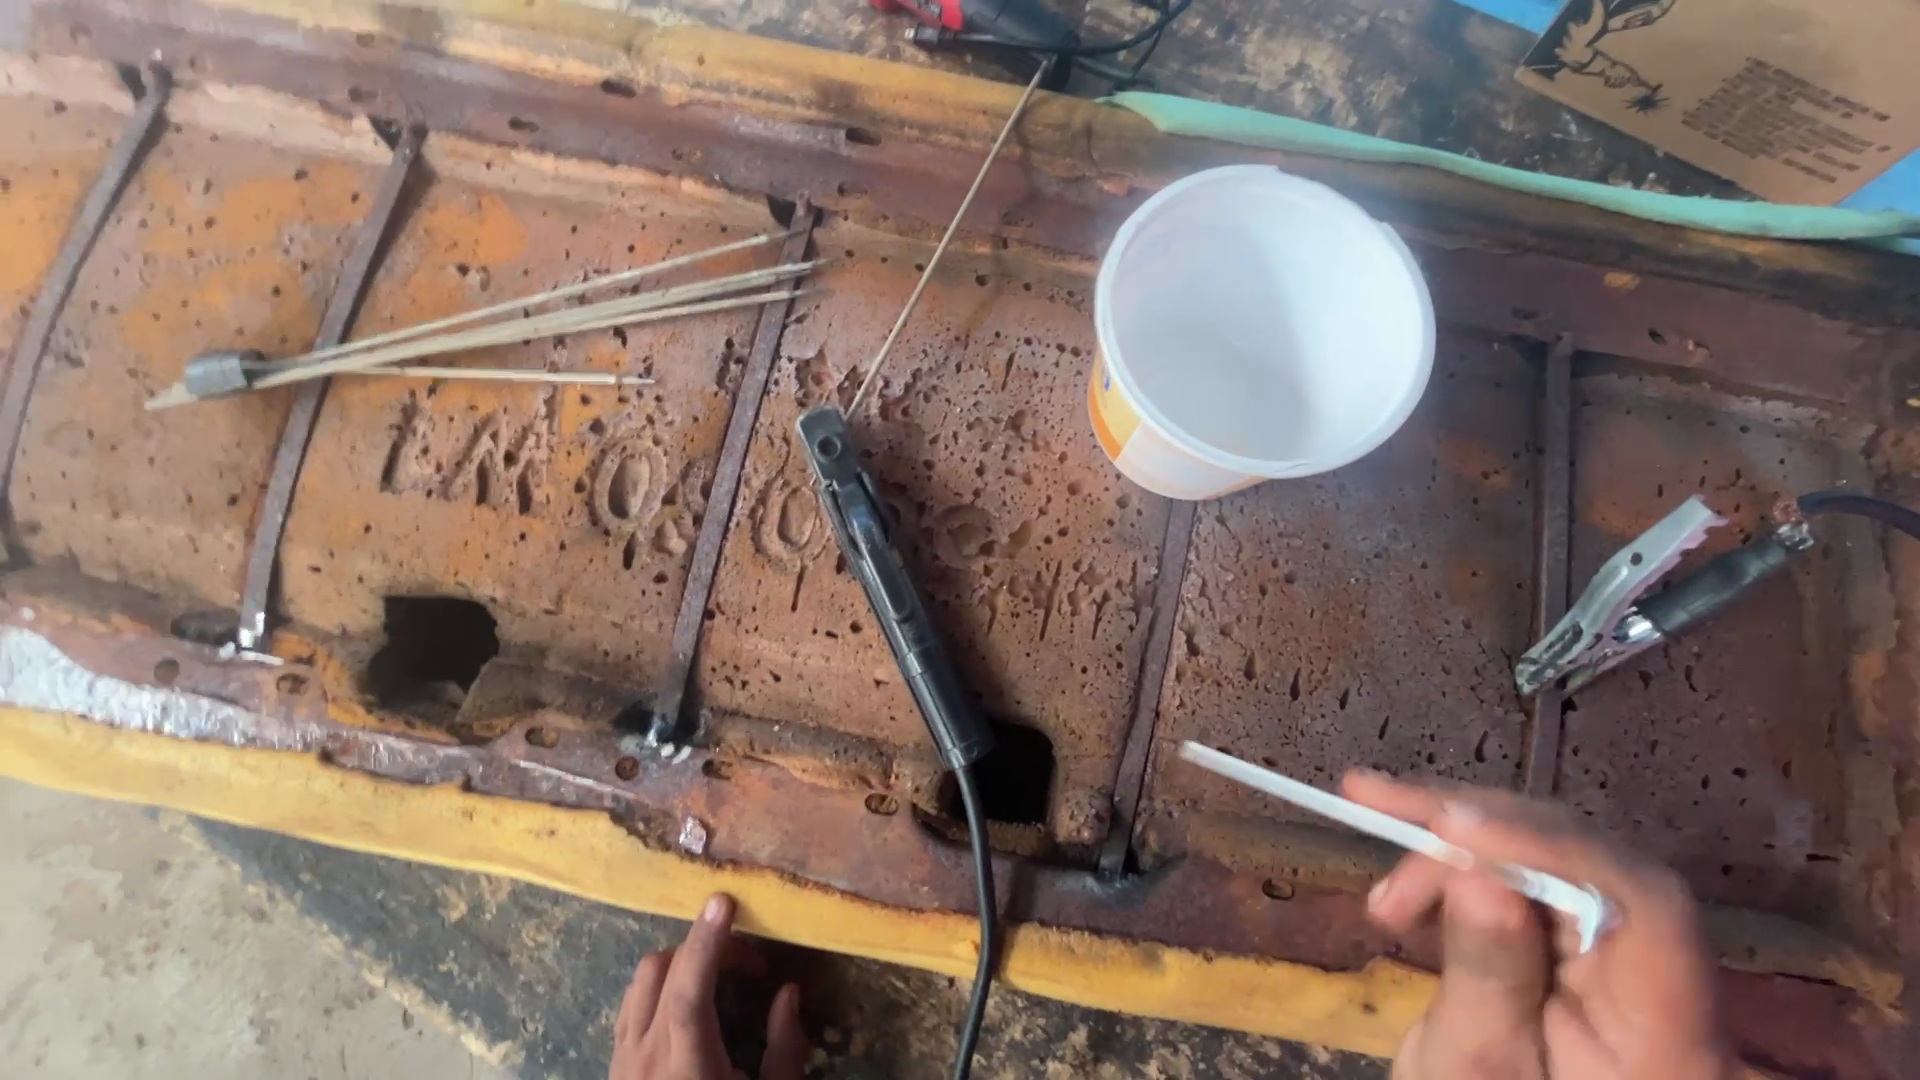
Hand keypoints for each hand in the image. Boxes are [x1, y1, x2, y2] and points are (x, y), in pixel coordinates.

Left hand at [610, 893, 806, 1079]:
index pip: (689, 989)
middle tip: (752, 964)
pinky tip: (689, 1009)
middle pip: (662, 971)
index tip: (725, 901)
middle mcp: (644, 1060)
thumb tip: (787, 993)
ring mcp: (622, 1067)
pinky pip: (631, 1008)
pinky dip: (661, 988)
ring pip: (641, 984)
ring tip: (721, 981)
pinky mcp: (614, 1073)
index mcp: (686, 1068)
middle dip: (707, 947)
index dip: (707, 942)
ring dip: (681, 964)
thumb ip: (784, 1048)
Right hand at [1342, 772, 1734, 1079]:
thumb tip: (1477, 871)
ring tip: (1382, 899)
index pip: (1645, 902)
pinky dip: (1451, 873)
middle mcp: (1657, 982)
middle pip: (1582, 863)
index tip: (1446, 823)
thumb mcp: (1471, 1070)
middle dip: (1475, 832)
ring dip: (1449, 856)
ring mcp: (1614, 964)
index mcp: (1668, 1036)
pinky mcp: (1568, 952)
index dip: (1552, 845)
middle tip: (1373, 809)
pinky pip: (1516, 883)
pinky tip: (1402, 896)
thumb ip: (1485, 975)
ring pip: (1540, 860)